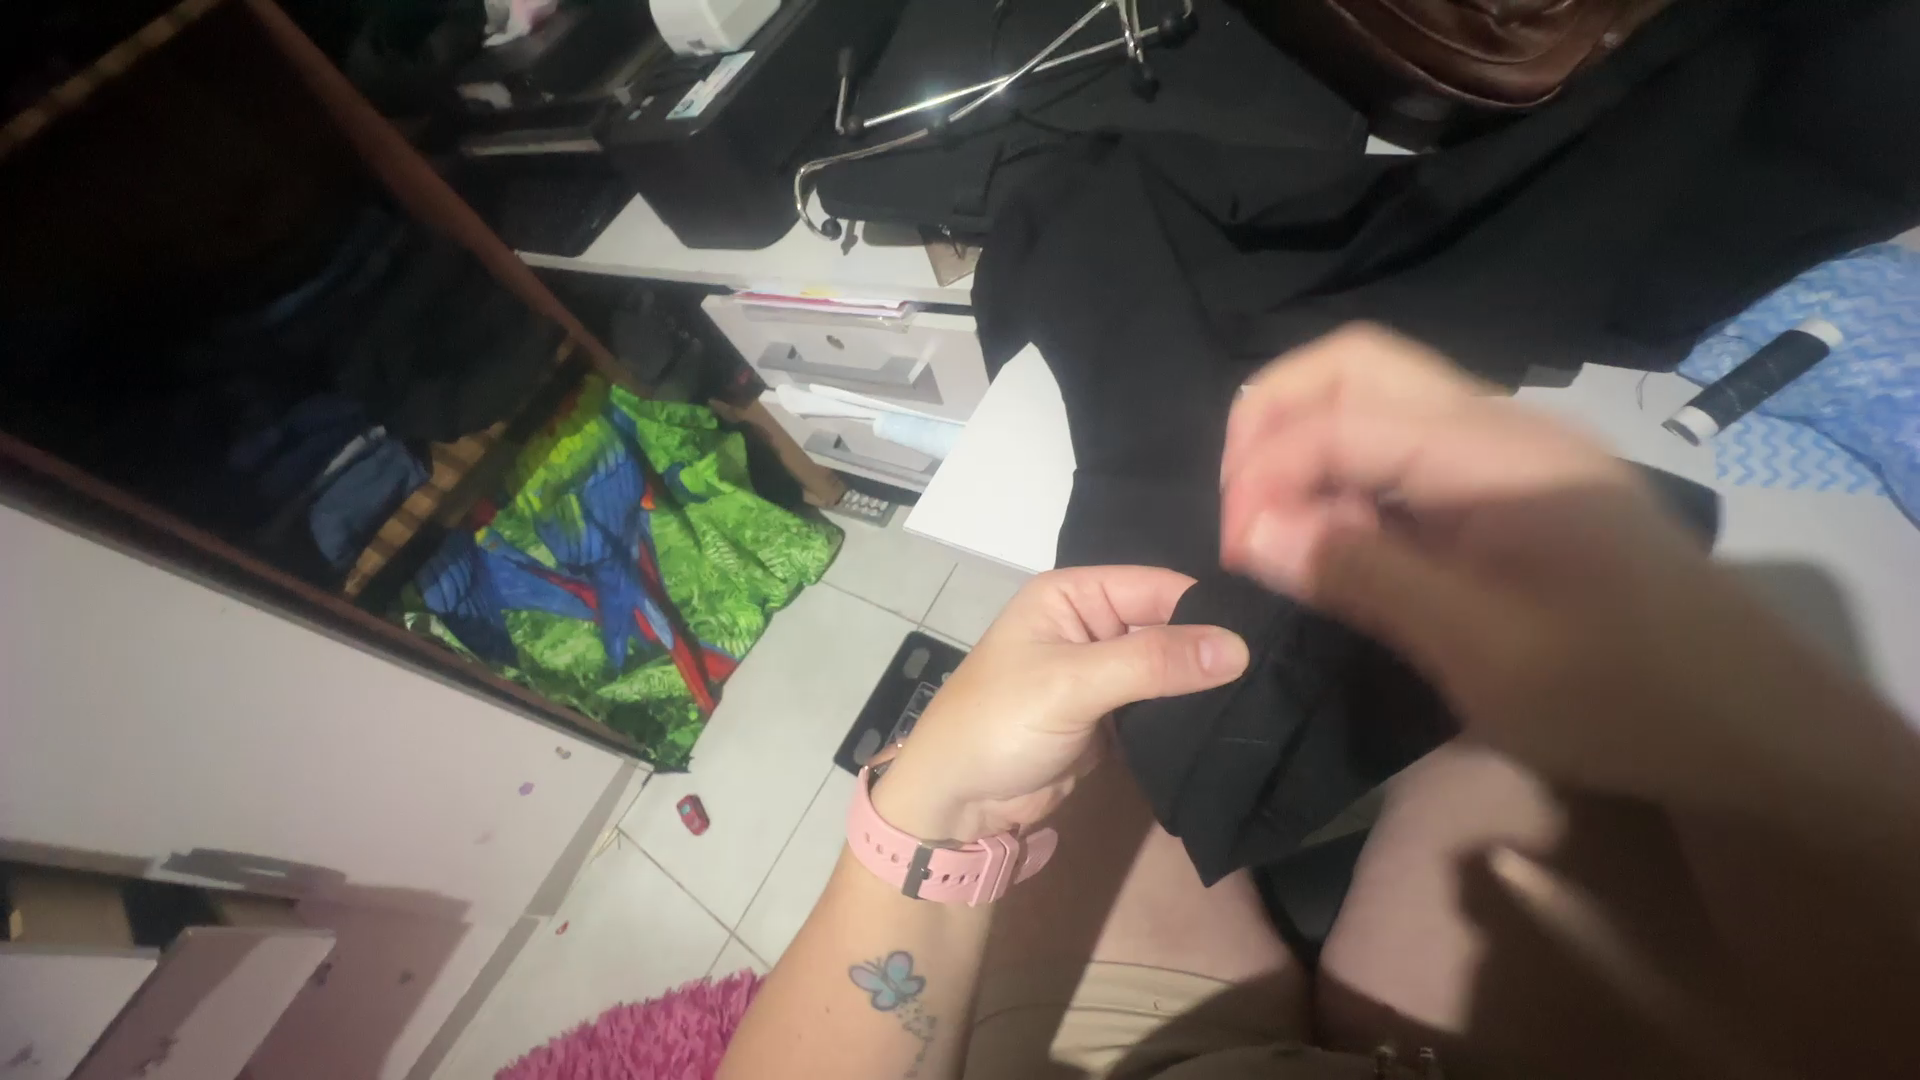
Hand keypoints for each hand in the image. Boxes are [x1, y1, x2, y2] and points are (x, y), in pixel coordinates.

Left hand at [872, 566, 1248, 841]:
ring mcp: (1102, 671)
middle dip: (1211, 647)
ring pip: (1167, 666)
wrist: (958, 800)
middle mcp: (1090, 623)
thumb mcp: (1072, 683)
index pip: (1157, 586)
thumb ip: (1152, 663)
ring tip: (1268, 698)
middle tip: (1282, 672)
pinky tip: (1230, 723)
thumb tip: (1239, 647)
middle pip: (1167, 624)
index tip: (1271, 637)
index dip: (1209, 607)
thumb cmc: (1000, 722)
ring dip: (1203, 683)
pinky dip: (1186, 713)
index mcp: (1073, 595)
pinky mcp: (1110, 714)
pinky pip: (1159, 704)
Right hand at [1216, 324, 1902, 818]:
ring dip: (1298, 452)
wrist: (1748, 736)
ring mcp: (1491, 456)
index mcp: (1497, 452)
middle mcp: (1492, 428)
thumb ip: (1360, 575)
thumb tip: (1249, 533)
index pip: (1341, 417)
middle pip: (1352, 368)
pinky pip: (1386, 459)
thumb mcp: (1479, 647)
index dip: (1265, 472)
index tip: (1233, 550)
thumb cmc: (1621, 696)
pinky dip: (1333, 487)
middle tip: (1239, 504)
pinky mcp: (1485, 492)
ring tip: (1272, 530)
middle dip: (1271, 422)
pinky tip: (1325, 545)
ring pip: (1364, 404)